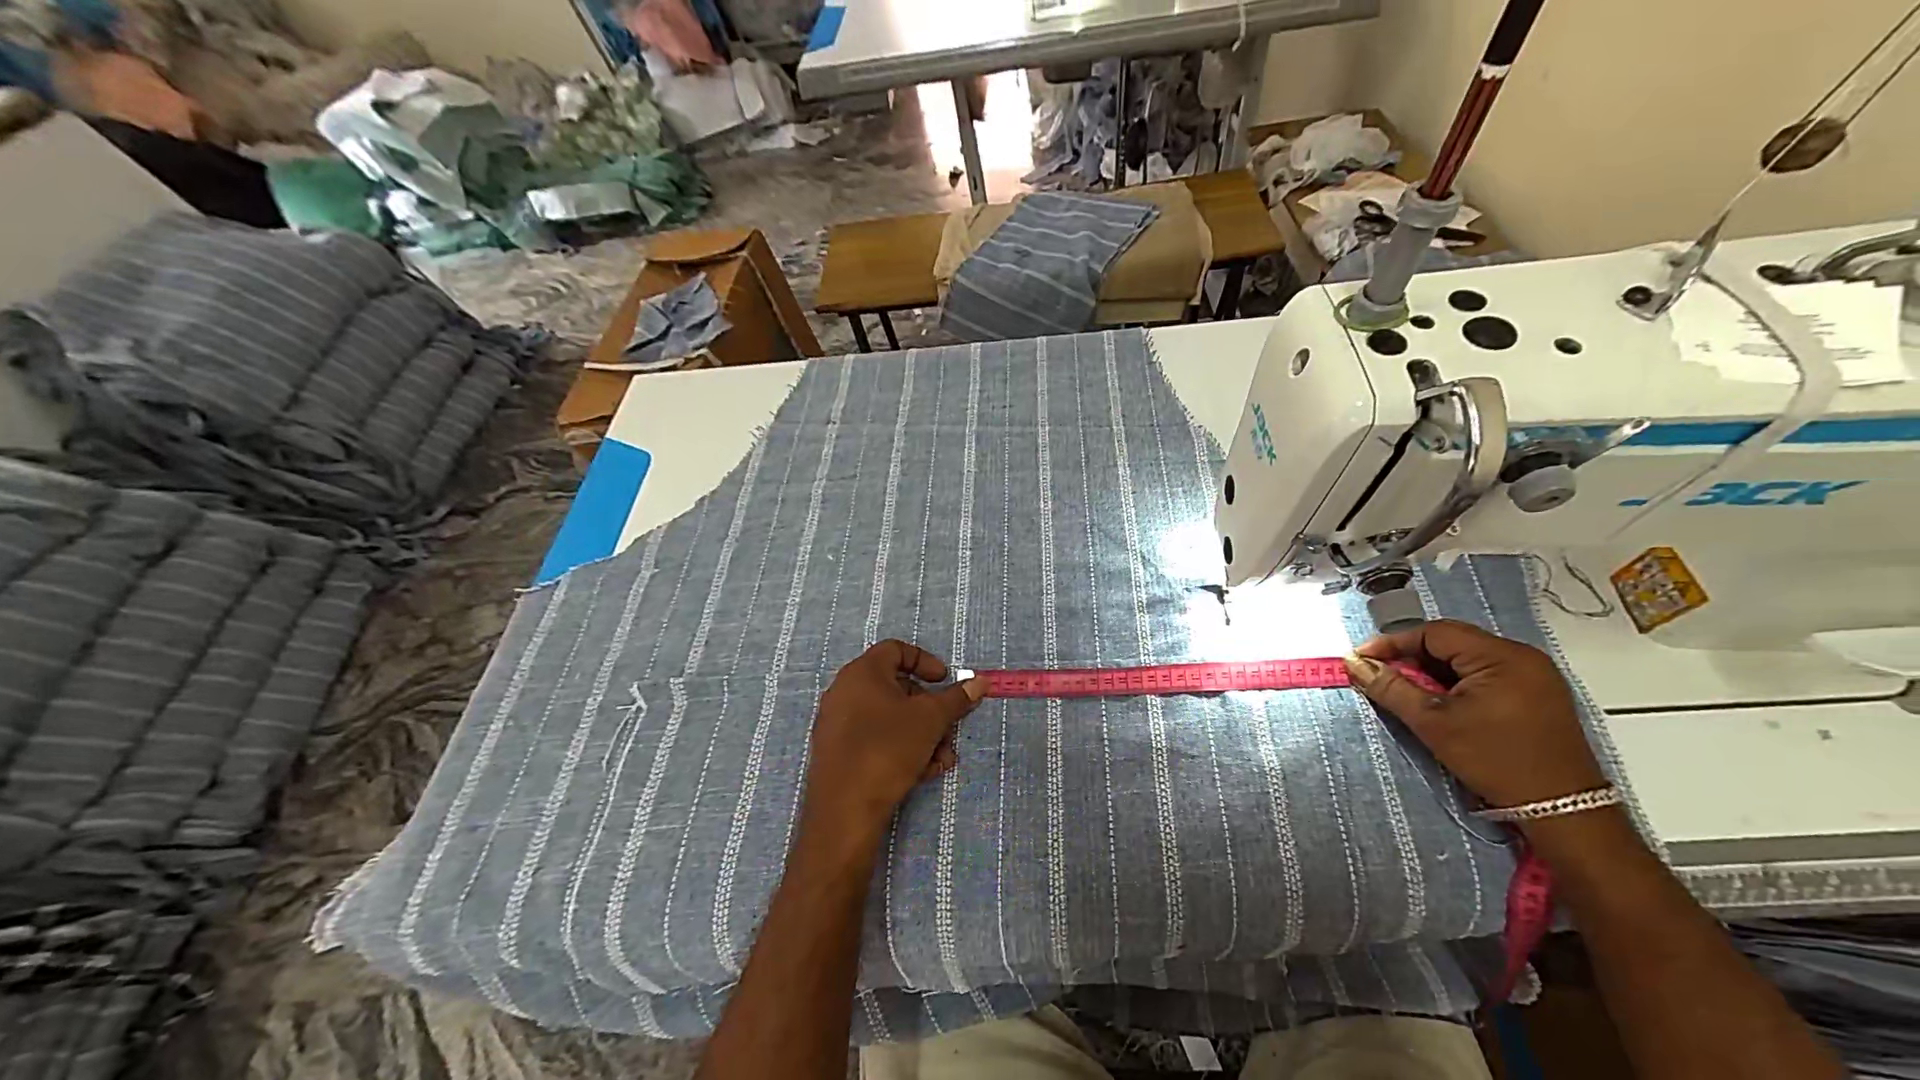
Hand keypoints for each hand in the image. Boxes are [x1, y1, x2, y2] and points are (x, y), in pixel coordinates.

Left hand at [802, 640, 985, 841]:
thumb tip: (979, 682)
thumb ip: (956, 698)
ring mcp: (837, 722)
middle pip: (897, 687)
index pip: (896, 649)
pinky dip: (901, 747)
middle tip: (949, 730)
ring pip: (889, 717)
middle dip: (930, 709)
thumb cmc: (888, 749)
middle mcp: (844, 691)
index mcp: (862, 672)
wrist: (845, 809)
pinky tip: (922, 772)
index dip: (925, 661)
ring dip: (922, 733)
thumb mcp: (931, 720)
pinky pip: (875, 737)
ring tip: (941, 760)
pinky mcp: (837, 751)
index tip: (945, 682)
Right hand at [1343, 619, 1606, 809]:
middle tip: (1381, 676)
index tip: (1361, 659)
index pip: (1434, 633)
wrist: (1562, 809)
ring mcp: (1535, 675)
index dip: (1393, 643)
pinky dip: (1457, 683)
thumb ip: (1390, 688)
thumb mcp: (1433, 723)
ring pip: (1467, 659)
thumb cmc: (1494, 760)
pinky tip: (1441, 702)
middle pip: (1452, 642)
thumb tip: (1354, 663)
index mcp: (1502, 656)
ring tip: (1408, 692)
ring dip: (1433, 671)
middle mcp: (1522, 656)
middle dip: (1412, 657)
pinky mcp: (1539, 694)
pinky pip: (1486, 674)